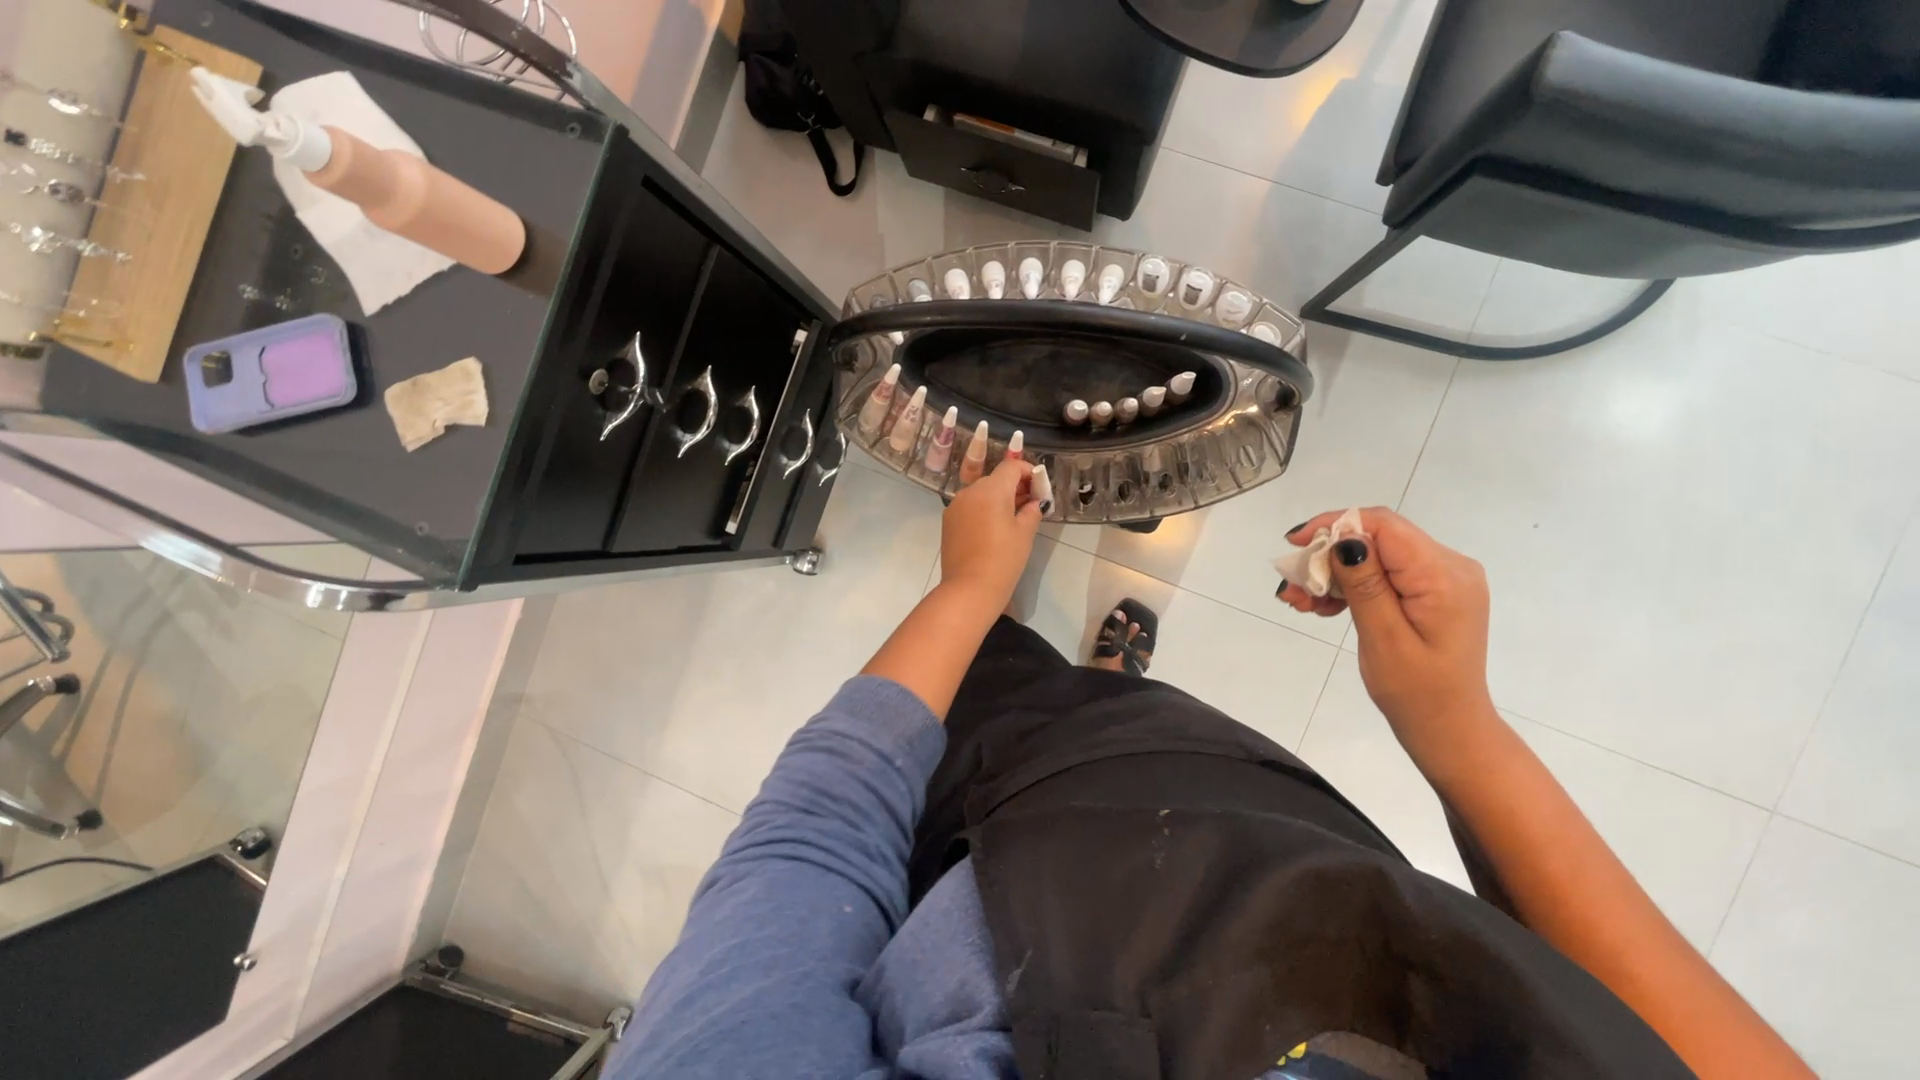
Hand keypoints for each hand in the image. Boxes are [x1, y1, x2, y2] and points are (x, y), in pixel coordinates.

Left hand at [938, 459, 1042, 612]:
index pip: (1011, 467)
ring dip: (998, 498)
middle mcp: (970, 491)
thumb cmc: (1003, 559)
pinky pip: (970, 507)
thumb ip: (1032, 510)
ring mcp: (956, 506)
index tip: (1039, 488)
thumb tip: (1035, 502)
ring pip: (981, 493)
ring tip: (1013, 518)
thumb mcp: (1025, 533)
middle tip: (1030, 504)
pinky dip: (983, 509)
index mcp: (991, 490)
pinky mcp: (948, 521)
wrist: (969, 588)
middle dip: (1014, 486)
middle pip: (995, 479)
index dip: (1028, 472)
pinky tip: (992, 529)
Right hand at [1282, 508, 1495, 757]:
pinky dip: (1351, 585)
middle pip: (1377, 539)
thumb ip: (1366, 585)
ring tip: (1301, 602)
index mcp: (1443, 576)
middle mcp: (1449, 566)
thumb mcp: (1384, 640)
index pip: (1384, 526)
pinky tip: (1325, 606)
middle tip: (1292, 588)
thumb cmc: (1417, 692)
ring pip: (1375, 556)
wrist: (1449, 729)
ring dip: (1334, 573)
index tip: (1295, 546)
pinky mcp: (1430, 591)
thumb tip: (1343, 539)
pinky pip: (1384, 573)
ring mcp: (1442, 578)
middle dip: (1329, 556)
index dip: (1336, 525)